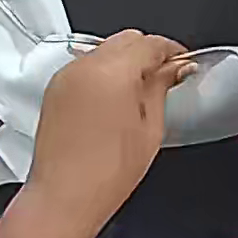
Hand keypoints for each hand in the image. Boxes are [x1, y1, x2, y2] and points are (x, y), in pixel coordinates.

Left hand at [11, 31, 190, 237]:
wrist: (63, 197)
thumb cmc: (108, 172)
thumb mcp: (149, 128)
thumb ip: (162, 87)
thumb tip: (176, 67)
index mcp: (113, 72)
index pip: (150, 43)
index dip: (172, 51)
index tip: (183, 63)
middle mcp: (86, 66)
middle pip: (126, 40)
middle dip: (148, 52)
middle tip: (165, 76)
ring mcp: (67, 75)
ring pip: (104, 49)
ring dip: (125, 60)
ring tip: (139, 91)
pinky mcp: (55, 87)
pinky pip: (86, 65)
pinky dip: (103, 71)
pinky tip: (114, 99)